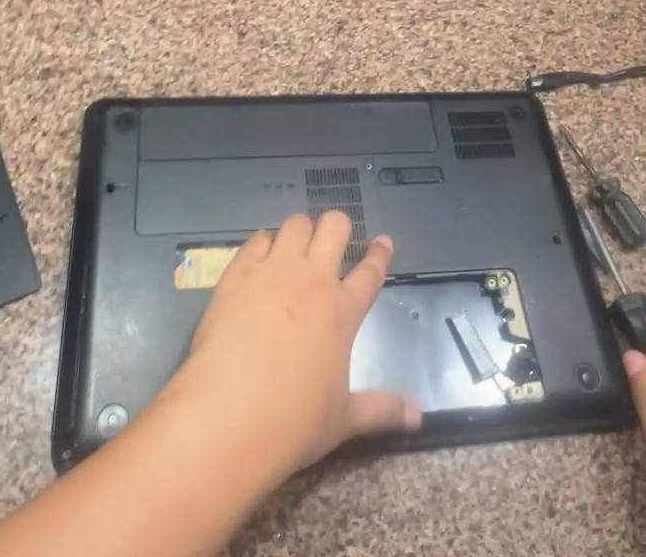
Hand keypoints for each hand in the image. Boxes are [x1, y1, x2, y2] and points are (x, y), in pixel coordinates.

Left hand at [152, 212, 421, 482]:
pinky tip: (260, 253)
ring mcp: (271, 273)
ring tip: (297, 244)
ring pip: (294, 225)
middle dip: (338, 226)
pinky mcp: (236, 276)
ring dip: (300, 231)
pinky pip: (254, 241)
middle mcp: (311, 281)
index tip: (383, 241)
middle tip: (333, 239)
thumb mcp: (343, 420)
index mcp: (342, 311)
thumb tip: (418, 416)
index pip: (371, 272)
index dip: (379, 254)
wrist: (227, 416)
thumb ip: (381, 410)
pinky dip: (262, 242)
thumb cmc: (292, 421)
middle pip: (333, 229)